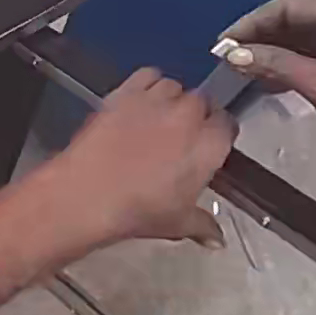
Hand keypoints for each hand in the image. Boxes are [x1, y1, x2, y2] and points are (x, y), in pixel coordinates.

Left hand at [37, 68, 236, 251]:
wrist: (88, 192)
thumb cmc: (137, 209)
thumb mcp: (177, 223)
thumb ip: (203, 224)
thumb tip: (217, 239)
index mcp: (208, 145)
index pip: (227, 125)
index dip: (217, 133)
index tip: (207, 144)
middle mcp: (188, 115)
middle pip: (202, 102)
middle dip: (195, 116)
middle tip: (179, 137)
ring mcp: (156, 100)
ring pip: (175, 87)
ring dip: (171, 99)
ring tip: (158, 119)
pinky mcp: (127, 91)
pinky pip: (148, 75)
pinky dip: (148, 84)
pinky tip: (140, 101)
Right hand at [219, 0, 315, 174]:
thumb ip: (277, 66)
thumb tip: (233, 54)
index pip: (287, 7)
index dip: (250, 25)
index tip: (221, 47)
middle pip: (299, 20)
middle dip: (263, 40)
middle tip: (232, 62)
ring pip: (313, 39)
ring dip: (280, 54)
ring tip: (251, 74)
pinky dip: (302, 66)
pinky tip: (284, 82)